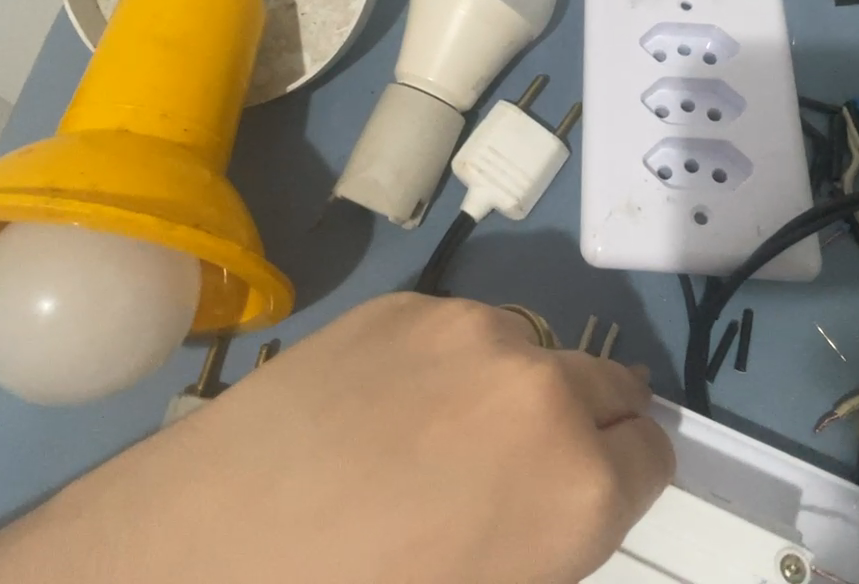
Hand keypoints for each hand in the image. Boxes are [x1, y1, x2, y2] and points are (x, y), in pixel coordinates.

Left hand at [0, 293, 674, 583]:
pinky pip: (459, 328)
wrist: (206, 551)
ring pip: (530, 348)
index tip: (593, 487)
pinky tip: (385, 403)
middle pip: (608, 383)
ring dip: (511, 384)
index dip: (624, 475)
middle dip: (586, 423)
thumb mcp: (494, 581)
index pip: (653, 453)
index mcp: (578, 481)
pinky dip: (449, 360)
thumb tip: (554, 490)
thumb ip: (547, 533)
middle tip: (523, 461)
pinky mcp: (402, 302)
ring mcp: (466, 328)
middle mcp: (538, 384)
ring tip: (437, 432)